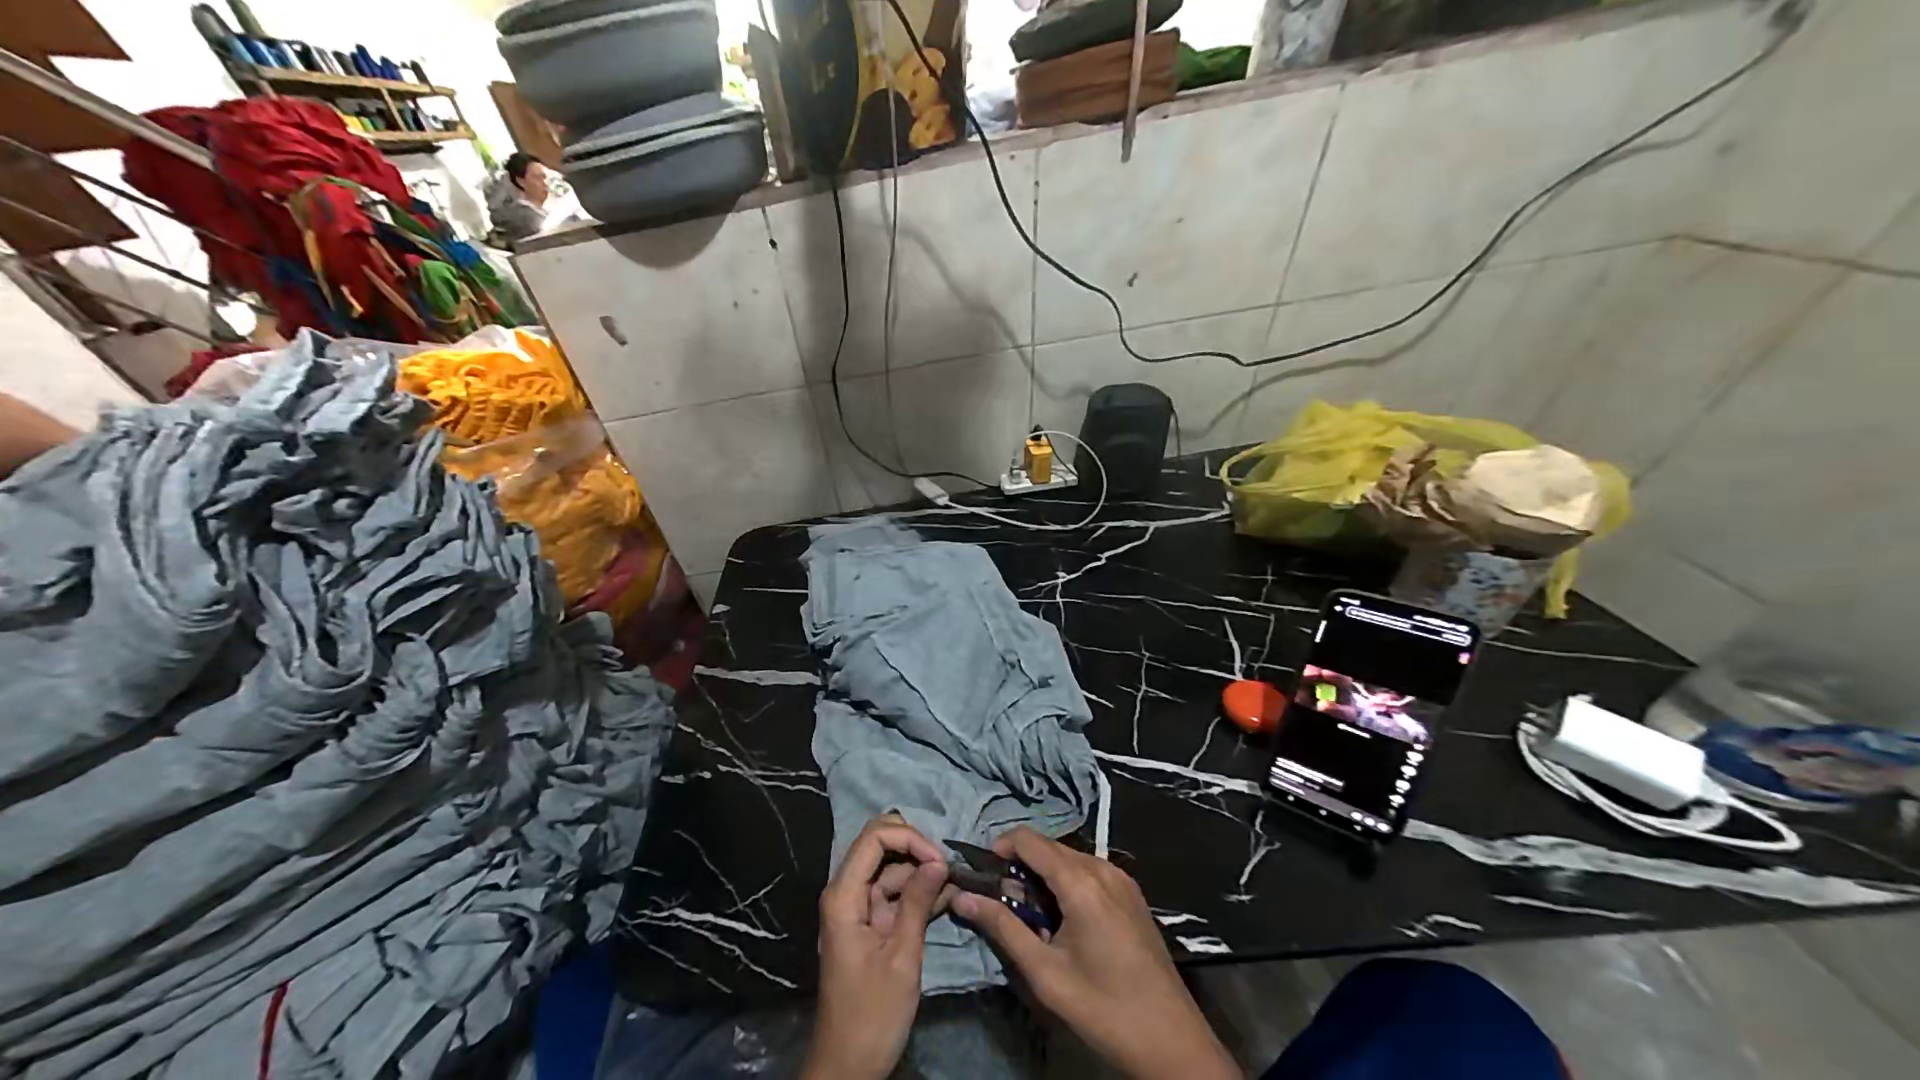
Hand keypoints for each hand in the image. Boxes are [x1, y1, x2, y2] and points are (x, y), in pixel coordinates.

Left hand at [801, 814, 952, 1079]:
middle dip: (917, 850)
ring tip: (957, 885)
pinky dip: (920, 893)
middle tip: (948, 870)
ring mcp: (859, 907)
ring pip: (893, 869)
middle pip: (881, 846)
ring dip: (923, 873)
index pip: (873, 837)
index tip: (939, 860)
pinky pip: (896, 894)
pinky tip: (948, 897)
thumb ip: (917, 903)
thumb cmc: (872, 1014)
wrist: (848, 1065)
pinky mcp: (871, 923)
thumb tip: (938, 861)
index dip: (909, 838)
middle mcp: (847, 892)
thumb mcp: (901, 957)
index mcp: (843, 895)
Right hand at [952, 827, 1239, 1079]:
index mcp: (1081, 882)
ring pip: (1069, 859)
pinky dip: (1067, 883)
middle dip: (1021, 866)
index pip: (1030, 840)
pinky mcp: (1132, 894)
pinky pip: (1089, 872)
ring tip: (1031, 918)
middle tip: (1003, 904)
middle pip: (1049, 847)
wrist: (1171, 1040)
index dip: (1001, 848)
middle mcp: (1103, 868)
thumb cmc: (1103, 1007)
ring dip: (1044, 876)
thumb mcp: (1045, 972)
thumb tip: (963, 897)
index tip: (983, 875)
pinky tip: (1062, 920)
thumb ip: (1003, 927)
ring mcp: (1122, 879)